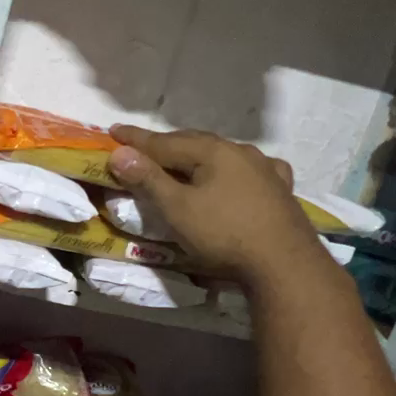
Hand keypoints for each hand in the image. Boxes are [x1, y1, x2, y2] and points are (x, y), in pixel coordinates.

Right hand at [108, 125, 323, 285]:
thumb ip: (147, 180)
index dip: (135, 139)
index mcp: (212, 151)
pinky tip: (239, 174)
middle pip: (194, 142)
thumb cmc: (223, 234)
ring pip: (222, 155)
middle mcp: (240, 151)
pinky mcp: (280, 189)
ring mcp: (264, 169)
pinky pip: (250, 171)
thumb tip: (119, 153)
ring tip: (182, 162)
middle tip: (141, 148)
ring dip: (197, 156)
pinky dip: (232, 170)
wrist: (284, 263)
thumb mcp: (176, 209)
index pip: (163, 141)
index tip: (112, 131)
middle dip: (165, 144)